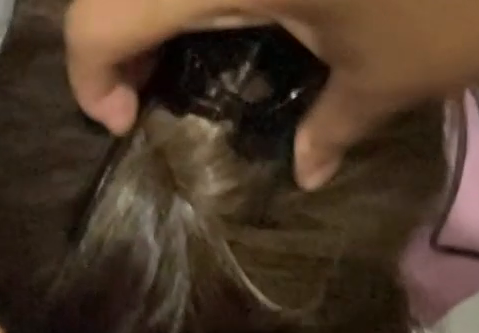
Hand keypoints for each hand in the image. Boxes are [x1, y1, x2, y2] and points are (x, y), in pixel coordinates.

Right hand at [65, 0, 478, 188]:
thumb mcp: (386, 80)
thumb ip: (326, 126)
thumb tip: (306, 169)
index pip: (99, 16)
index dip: (92, 76)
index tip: (129, 120)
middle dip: (119, 37)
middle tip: (154, 86)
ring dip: (171, 7)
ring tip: (200, 50)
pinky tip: (259, 13)